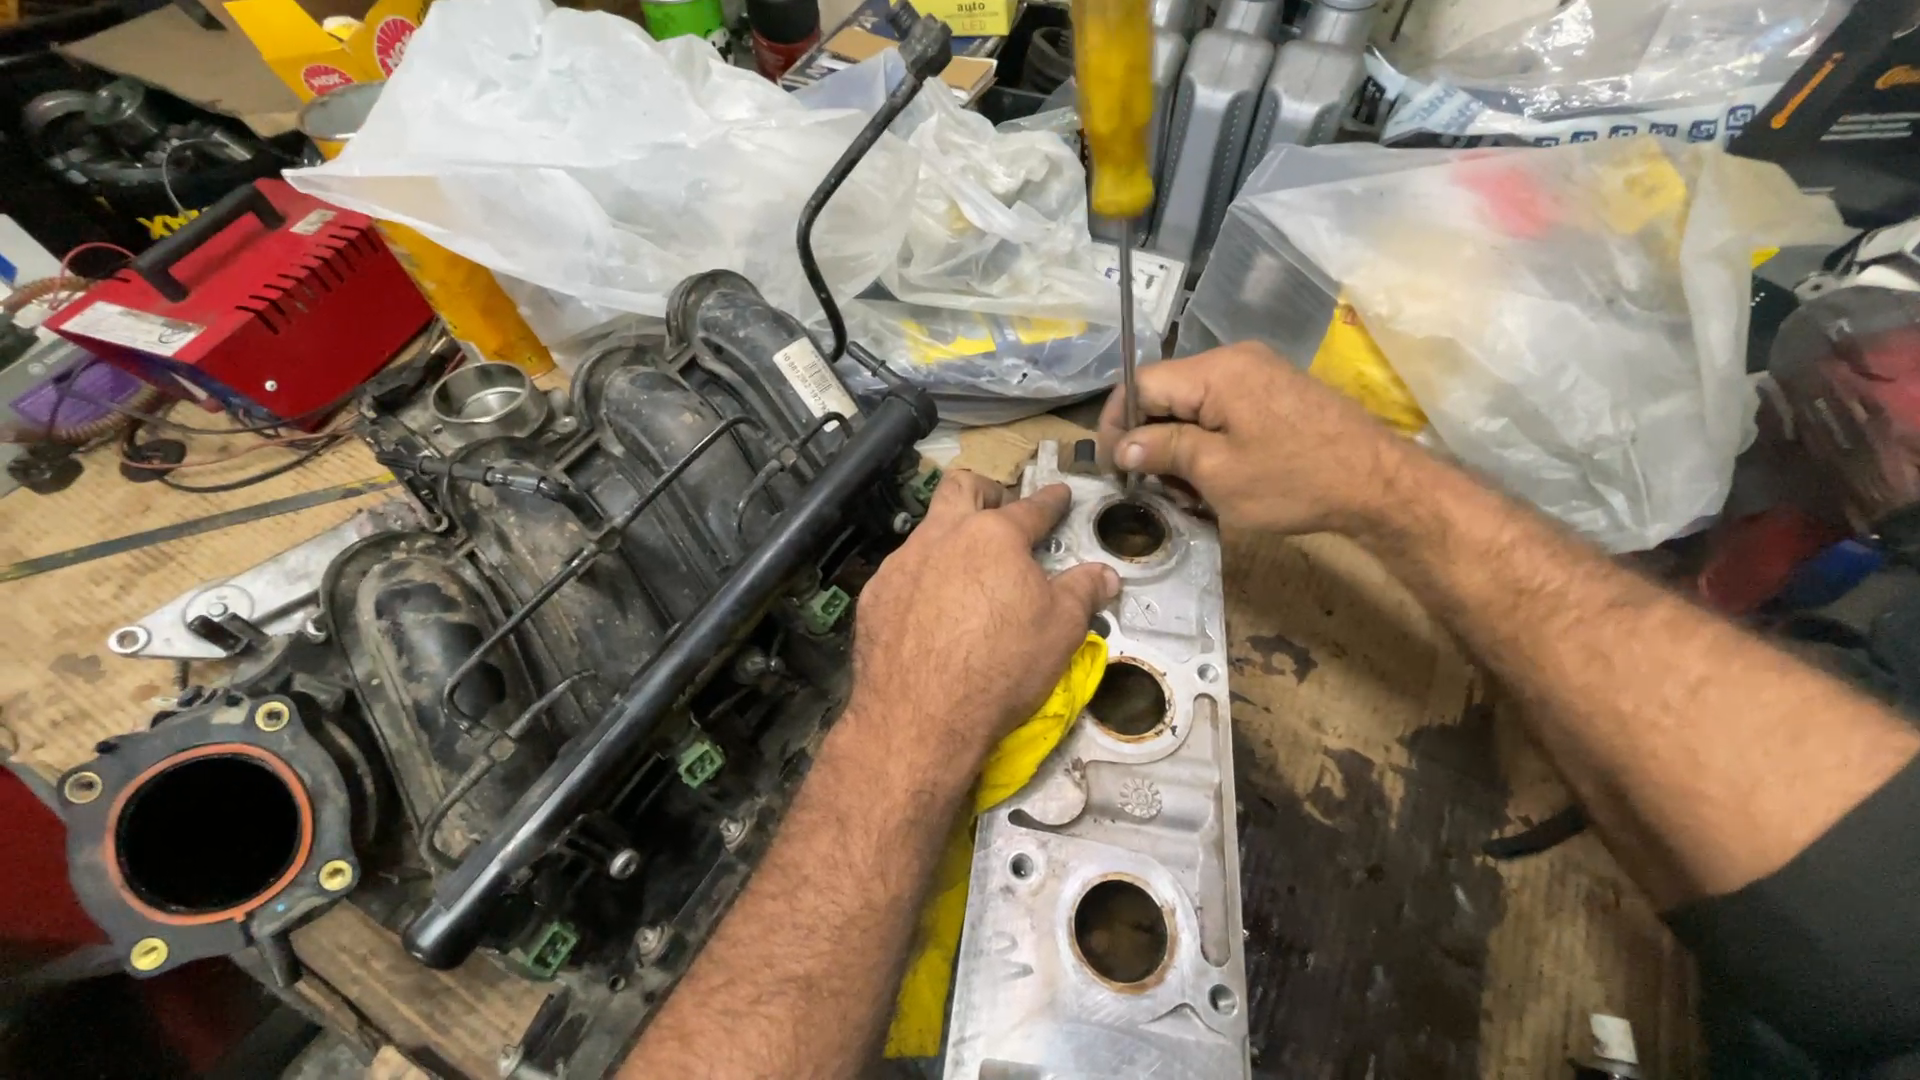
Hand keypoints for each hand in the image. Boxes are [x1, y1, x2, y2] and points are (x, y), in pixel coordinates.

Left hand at [848, 472, 1119, 775]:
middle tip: (999, 510)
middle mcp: (942, 537)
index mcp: (993, 536)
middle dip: (984, 491)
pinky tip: (930, 615)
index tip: (1059, 495)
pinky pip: (902, 575)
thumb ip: (1082, 592)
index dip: (1050, 501)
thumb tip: (1105, 575)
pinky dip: (922, 583)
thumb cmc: (1002, 667)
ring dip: (949, 543)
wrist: (920, 717)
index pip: (1030, 508)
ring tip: (967, 576)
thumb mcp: (1061, 630)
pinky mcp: (874, 596)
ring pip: (926, 533)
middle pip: (960, 488)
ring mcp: (901, 565)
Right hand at [1097, 342, 1417, 535]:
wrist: (1379, 484)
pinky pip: (1222, 410)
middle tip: (1150, 485)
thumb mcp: (1217, 472)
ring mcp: (1259, 374)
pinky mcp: (1275, 393)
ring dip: (1178, 445)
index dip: (1115, 423)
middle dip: (1149, 438)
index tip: (1113, 465)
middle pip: (1166, 392)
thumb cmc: (1294, 480)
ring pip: (1192, 405)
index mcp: (1216, 371)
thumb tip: (1122, 446)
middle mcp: (1235, 359)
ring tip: (1187, 490)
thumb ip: (1162, 450)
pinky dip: (1207, 441)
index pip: (1141, 383)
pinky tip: (1215, 476)